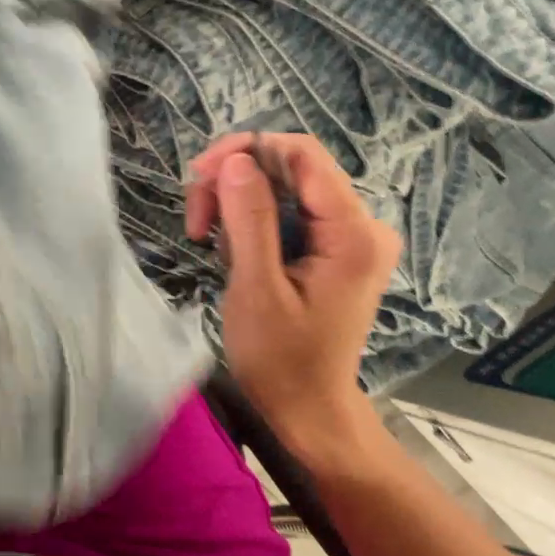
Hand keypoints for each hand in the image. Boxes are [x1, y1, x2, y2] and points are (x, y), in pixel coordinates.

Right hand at [184, 133, 399, 452]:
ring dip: (233, 203)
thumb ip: (250, 221)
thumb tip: (235, 161)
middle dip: (232, 182)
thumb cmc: (280, 354)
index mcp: (353, 233)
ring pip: (279, 187)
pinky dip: (246, 220)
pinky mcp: (328, 248)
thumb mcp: (257, 287)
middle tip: (195, 222)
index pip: (303, 155)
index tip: (199, 177)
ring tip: (206, 239)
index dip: (246, 151)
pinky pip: (282, 211)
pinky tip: (229, 250)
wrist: (304, 404)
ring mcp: (345, 236)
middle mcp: (359, 225)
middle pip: (287, 167)